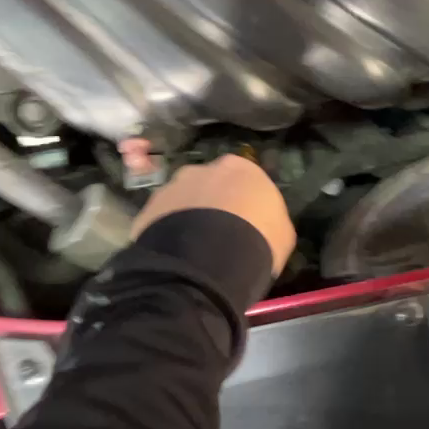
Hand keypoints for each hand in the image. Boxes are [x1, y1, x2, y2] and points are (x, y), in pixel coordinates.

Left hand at [123, 145, 295, 274]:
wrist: (209, 260)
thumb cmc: (258, 240)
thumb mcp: (282, 233)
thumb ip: (271, 219)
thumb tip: (264, 223)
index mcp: (242, 168)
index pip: (246, 178)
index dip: (246, 201)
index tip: (248, 222)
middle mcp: (203, 169)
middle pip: (210, 185)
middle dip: (213, 204)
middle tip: (220, 234)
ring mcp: (171, 188)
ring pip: (182, 201)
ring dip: (188, 218)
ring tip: (195, 249)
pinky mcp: (147, 211)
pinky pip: (161, 222)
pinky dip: (168, 234)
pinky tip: (177, 257)